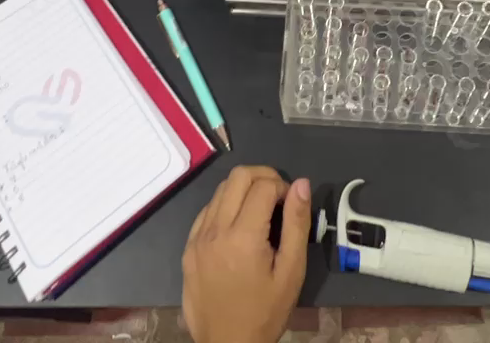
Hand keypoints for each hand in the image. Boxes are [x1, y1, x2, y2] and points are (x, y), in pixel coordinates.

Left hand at [182, 166, 310, 342]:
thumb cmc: (264, 313)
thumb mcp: (290, 272)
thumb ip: (297, 224)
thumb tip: (301, 184)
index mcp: (243, 237)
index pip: (264, 186)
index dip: (283, 186)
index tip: (291, 204)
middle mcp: (215, 230)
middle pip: (238, 176)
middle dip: (263, 176)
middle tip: (278, 197)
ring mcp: (198, 238)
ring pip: (220, 189)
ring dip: (243, 189)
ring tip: (260, 210)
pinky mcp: (188, 248)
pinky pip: (207, 210)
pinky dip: (225, 205)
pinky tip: (238, 225)